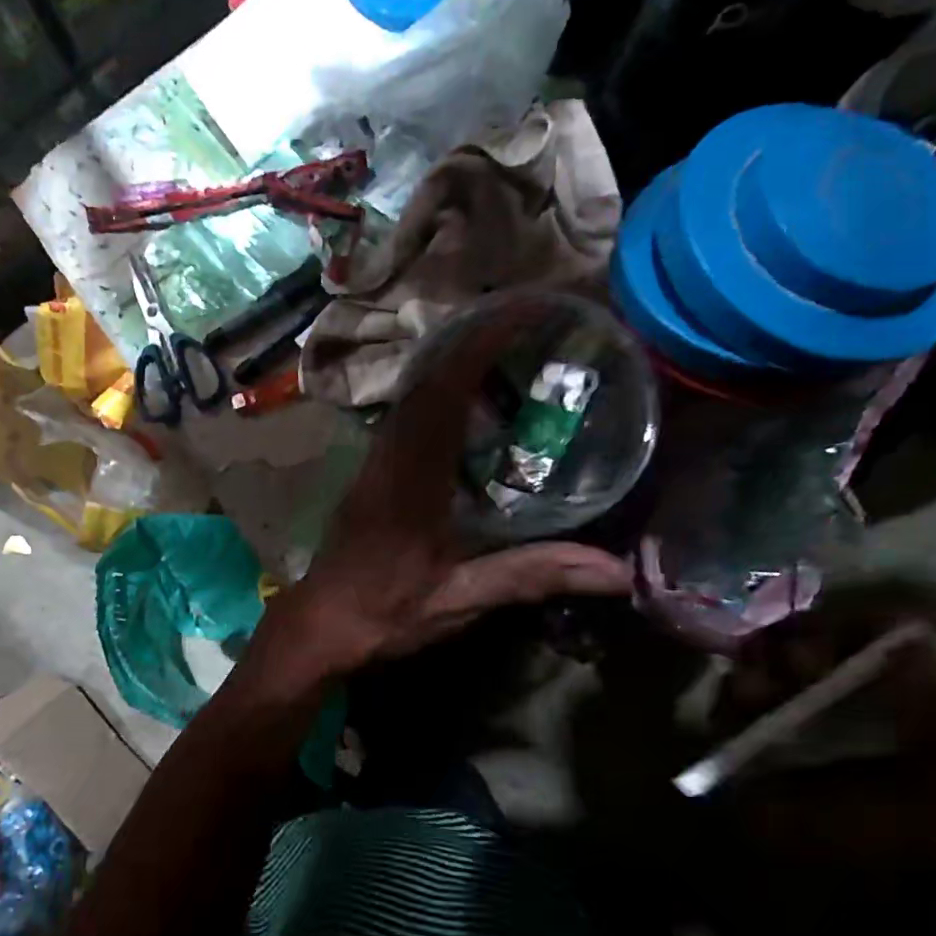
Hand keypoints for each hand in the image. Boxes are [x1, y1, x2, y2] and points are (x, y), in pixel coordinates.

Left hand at [264, 302, 634, 674]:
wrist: (319, 622)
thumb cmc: (384, 612)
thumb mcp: (459, 599)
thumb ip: (531, 577)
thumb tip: (617, 572)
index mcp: (411, 478)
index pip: (443, 394)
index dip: (480, 346)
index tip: (524, 313)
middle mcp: (388, 456)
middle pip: (425, 381)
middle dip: (473, 341)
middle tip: (527, 321)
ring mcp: (374, 461)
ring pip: (410, 394)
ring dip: (452, 362)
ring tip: (505, 348)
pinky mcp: (370, 472)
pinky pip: (403, 414)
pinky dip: (436, 391)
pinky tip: (466, 402)